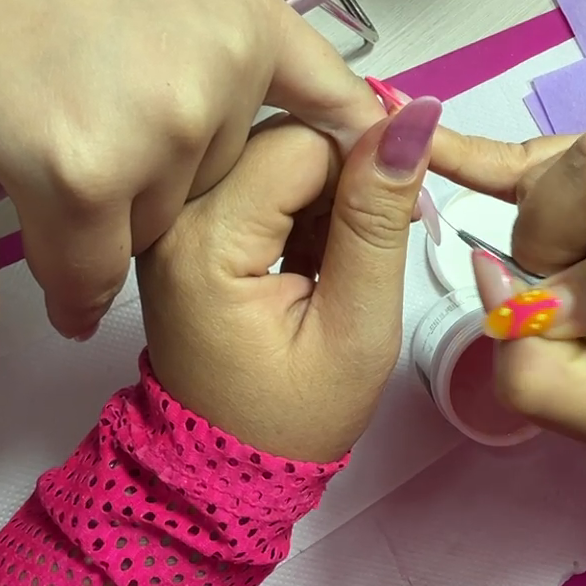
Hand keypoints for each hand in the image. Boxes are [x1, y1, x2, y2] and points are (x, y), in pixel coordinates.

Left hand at [137, 99, 440, 461]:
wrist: (226, 464)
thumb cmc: (296, 414)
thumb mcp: (358, 326)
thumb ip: (379, 220)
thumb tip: (413, 121)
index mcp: (207, 241)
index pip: (301, 141)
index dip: (366, 157)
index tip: (402, 207)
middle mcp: (174, 214)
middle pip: (281, 137)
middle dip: (345, 172)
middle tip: (376, 236)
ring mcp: (172, 217)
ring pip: (271, 150)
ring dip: (324, 187)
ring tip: (341, 254)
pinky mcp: (184, 225)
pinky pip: (254, 177)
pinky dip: (299, 201)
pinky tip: (315, 249)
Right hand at [432, 123, 585, 449]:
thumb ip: (548, 379)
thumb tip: (493, 278)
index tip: (579, 324)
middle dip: (555, 244)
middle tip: (562, 296)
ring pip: (571, 154)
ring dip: (542, 222)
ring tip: (564, 267)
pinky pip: (537, 141)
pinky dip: (473, 153)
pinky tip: (426, 142)